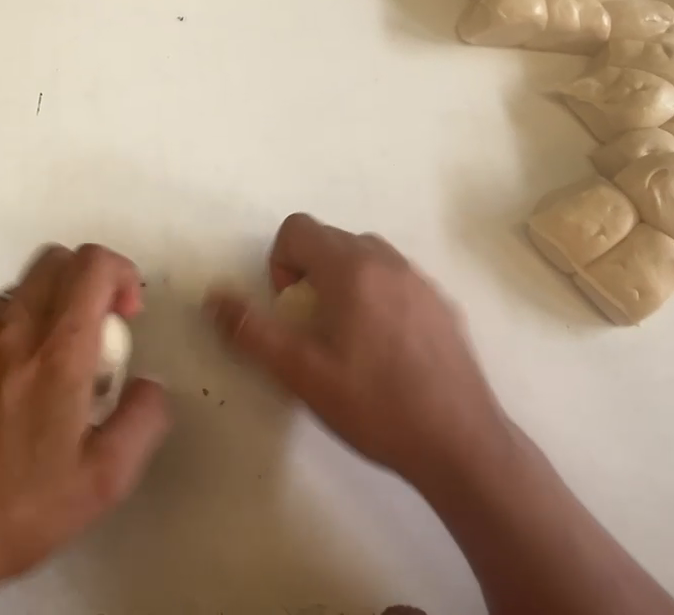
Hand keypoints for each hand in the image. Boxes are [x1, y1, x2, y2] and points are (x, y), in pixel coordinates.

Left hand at [0, 244, 170, 614]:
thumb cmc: (15, 510)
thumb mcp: (104, 481)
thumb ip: (143, 420)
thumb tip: (149, 385)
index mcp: (57, 352)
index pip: (93, 265)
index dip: (121, 274)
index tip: (126, 314)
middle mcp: (10, 329)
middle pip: (55, 260)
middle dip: (86, 282)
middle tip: (94, 338)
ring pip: (18, 292)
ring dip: (45, 312)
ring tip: (46, 377)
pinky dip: (6, 337)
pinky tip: (2, 396)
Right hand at [205, 213, 514, 489]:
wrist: (460, 445)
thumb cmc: (374, 404)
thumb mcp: (300, 373)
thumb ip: (251, 329)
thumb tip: (213, 296)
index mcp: (350, 268)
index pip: (297, 229)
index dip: (280, 263)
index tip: (291, 310)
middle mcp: (388, 261)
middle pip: (331, 241)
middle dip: (310, 275)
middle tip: (314, 330)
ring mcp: (421, 281)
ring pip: (366, 259)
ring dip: (345, 284)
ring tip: (349, 340)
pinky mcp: (445, 305)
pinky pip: (398, 281)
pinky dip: (379, 298)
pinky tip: (388, 353)